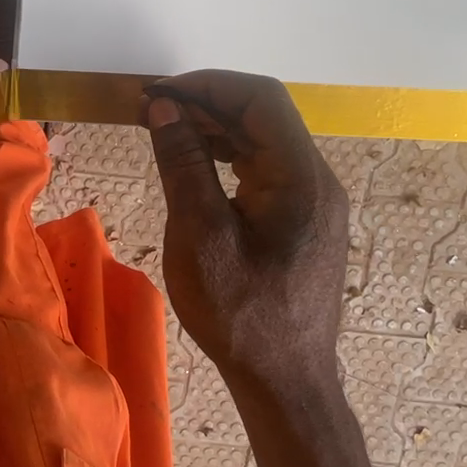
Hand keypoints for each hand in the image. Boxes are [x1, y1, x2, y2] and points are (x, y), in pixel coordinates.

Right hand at [143, 70, 349, 382]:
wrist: (283, 382)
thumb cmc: (240, 311)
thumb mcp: (200, 233)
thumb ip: (183, 163)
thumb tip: (164, 107)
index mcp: (302, 178)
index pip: (260, 98)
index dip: (207, 84)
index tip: (158, 94)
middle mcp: (316, 180)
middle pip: (263, 114)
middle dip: (205, 101)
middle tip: (151, 110)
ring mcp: (311, 199)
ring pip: (262, 137)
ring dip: (213, 125)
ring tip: (163, 130)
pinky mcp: (300, 217)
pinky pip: (263, 164)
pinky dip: (225, 151)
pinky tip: (193, 161)